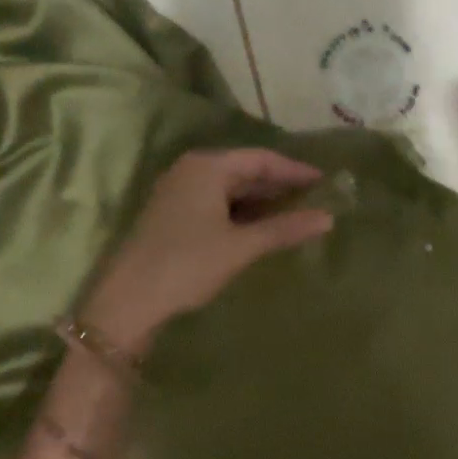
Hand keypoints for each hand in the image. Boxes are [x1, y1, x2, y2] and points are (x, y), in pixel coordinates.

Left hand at [79, 149, 333, 352]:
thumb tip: (328, 218)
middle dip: (279, 185)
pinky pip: (215, 204)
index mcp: (207, 166)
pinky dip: (240, 213)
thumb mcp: (241, 247)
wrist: (129, 300)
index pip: (261, 158)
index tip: (325, 181)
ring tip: (294, 215)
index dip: (295, 170)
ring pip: (229, 189)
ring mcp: (178, 192)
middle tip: (315, 199)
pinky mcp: (171, 215)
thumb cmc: (188, 265)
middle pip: (244, 170)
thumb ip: (284, 229)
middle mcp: (191, 170)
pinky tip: (260, 229)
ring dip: (260, 201)